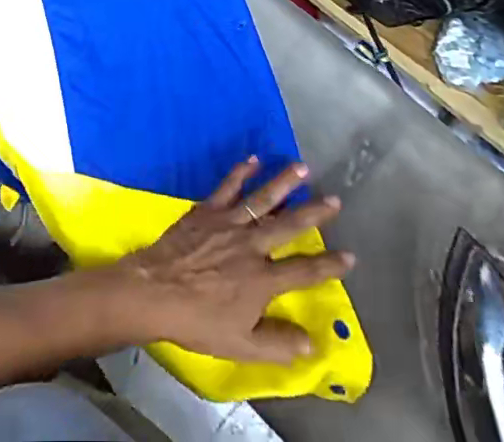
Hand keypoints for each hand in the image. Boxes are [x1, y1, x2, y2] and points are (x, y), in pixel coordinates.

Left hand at [112, 157, 354, 362]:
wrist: (154, 293)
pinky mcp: (209, 211)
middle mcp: (253, 245)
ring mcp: (230, 223)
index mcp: (263, 279)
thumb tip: (311, 344)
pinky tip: (254, 159)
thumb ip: (276, 344)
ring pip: (263, 198)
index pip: (304, 271)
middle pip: (290, 225)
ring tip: (303, 167)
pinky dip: (241, 172)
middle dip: (315, 212)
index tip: (350, 257)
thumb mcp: (239, 345)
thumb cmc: (196, 321)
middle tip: (335, 199)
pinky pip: (228, 187)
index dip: (329, 265)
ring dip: (284, 181)